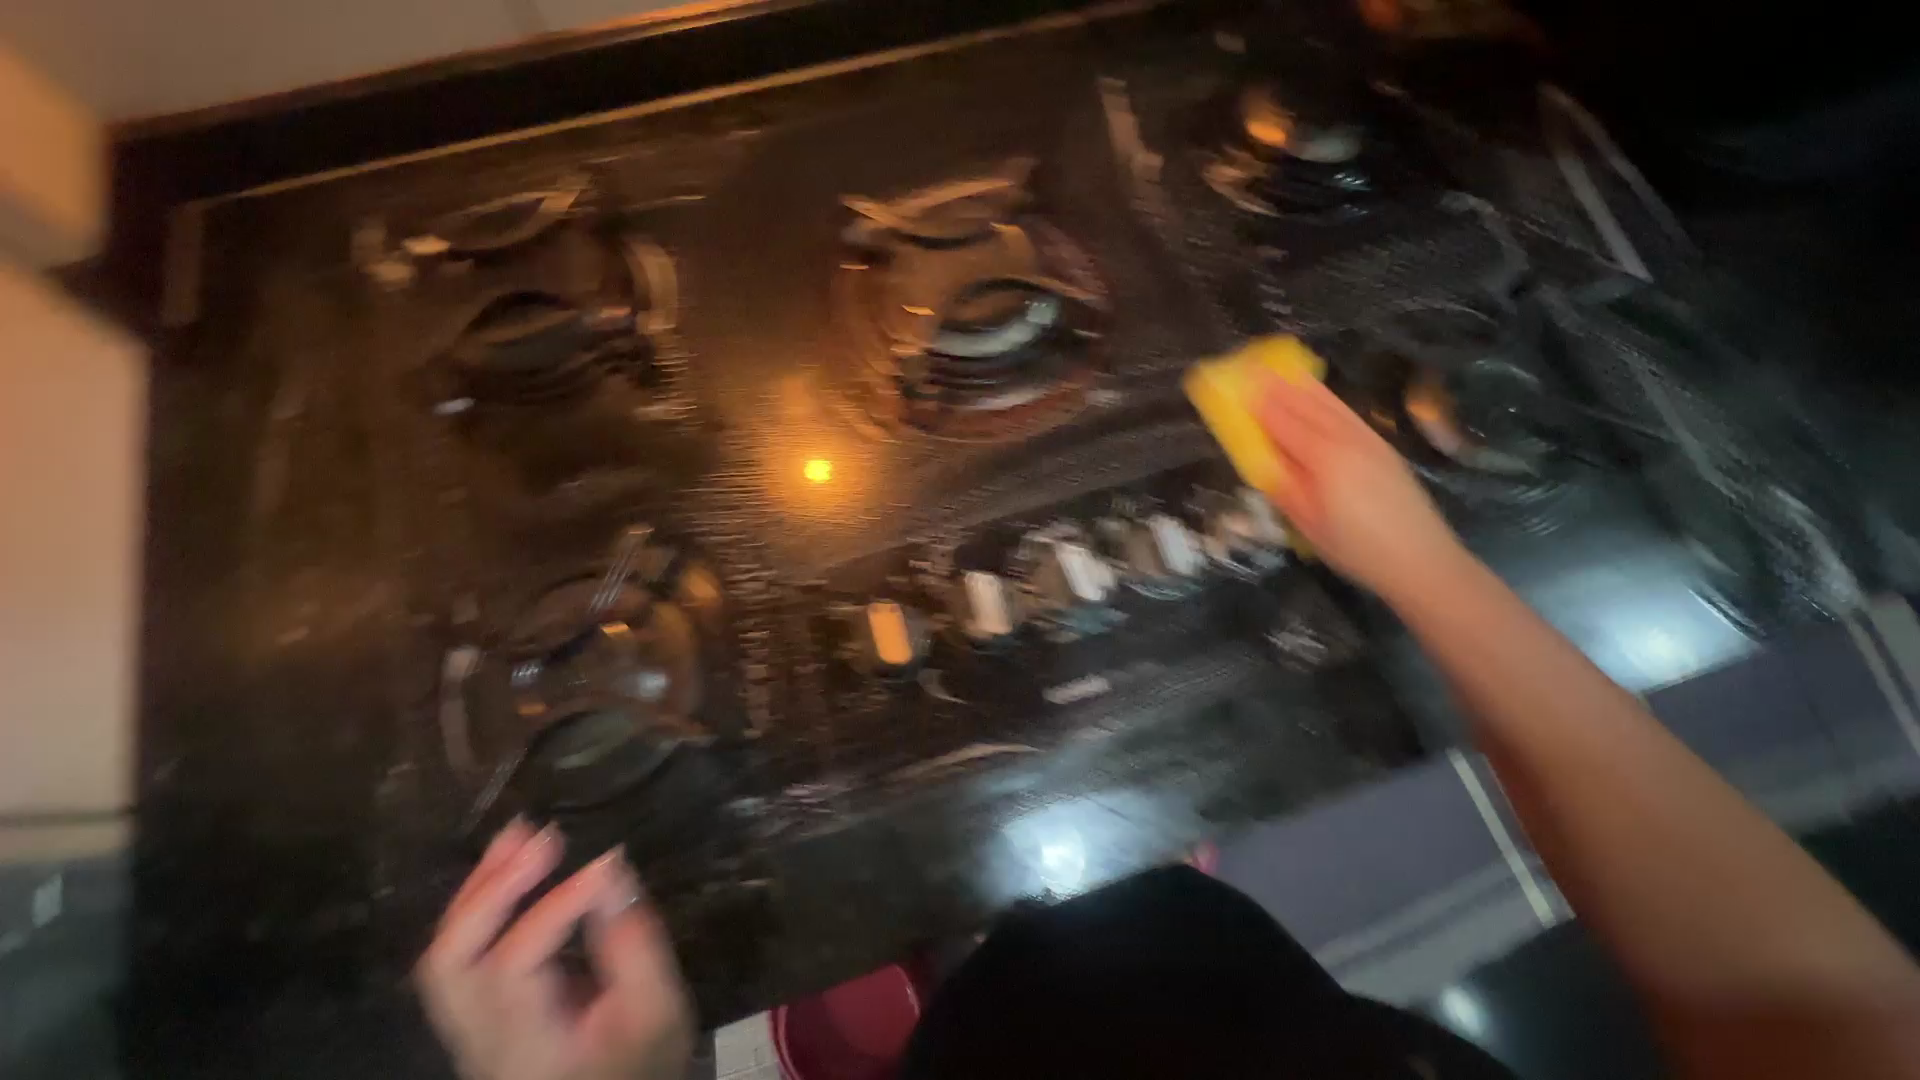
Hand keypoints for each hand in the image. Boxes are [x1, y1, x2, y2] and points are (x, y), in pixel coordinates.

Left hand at [416, 821, 693, 1079]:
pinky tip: (513, 863)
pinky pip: (461, 954)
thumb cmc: (643, 1062)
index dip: (558, 906)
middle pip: (451, 963)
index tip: (608, 862)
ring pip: (446, 955)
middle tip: (543, 836)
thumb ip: (634, 944)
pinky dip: (482, 901)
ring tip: (522, 832)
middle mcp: (478, 1041)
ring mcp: (468, 1030)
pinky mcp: (477, 1013)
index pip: (515, 966)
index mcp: (524, 1048)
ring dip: (481, 886)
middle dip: (493, 890)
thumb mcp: (658, 1010)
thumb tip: (610, 866)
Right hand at [1256, 373, 1466, 599]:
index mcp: (1324, 460)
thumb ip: (1284, 488)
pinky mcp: (1382, 448)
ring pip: (1331, 405)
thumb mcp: (1309, 525)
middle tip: (1254, 366)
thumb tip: (1262, 463)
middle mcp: (1346, 441)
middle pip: (1307, 407)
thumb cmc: (1356, 549)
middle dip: (1279, 386)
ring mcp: (1368, 441)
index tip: (1238, 385)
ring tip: (1283, 370)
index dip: (1260, 404)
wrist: (1421, 560)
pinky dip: (1329, 400)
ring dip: (1303, 387)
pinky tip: (1321, 397)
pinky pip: (1348, 414)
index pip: (1284, 424)